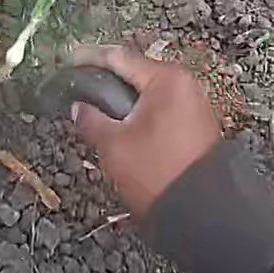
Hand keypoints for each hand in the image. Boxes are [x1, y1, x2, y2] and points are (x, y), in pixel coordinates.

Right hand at [70, 46, 219, 214]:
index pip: (119, 57)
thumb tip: (79, 107)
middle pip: (135, 73)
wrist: (205, 215)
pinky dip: (140, 112)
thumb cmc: (158, 173)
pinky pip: (161, 108)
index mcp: (166, 79)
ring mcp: (194, 104)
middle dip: (107, 80)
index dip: (89, 58)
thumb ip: (91, 120)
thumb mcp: (114, 146)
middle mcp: (184, 84)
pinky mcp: (196, 124)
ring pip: (148, 93)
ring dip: (123, 99)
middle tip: (79, 86)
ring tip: (96, 108)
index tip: (68, 59)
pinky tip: (122, 125)